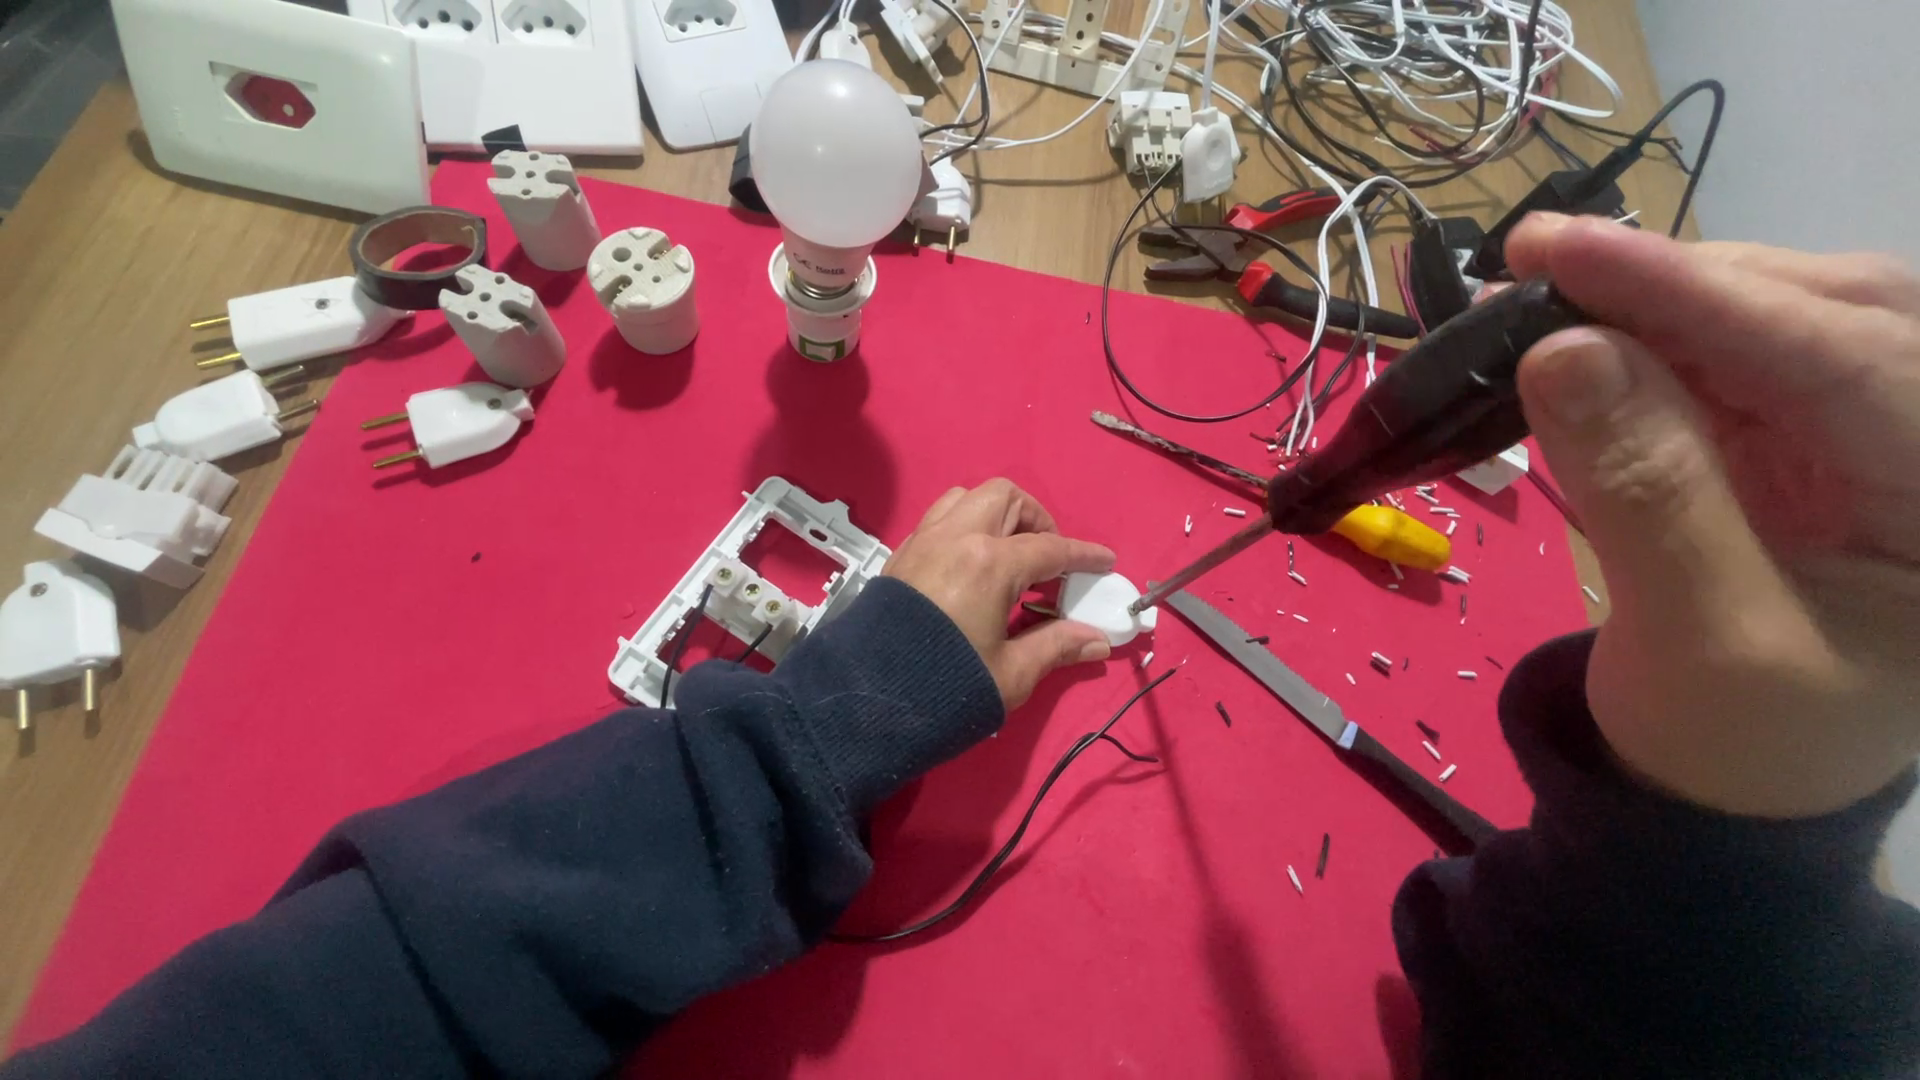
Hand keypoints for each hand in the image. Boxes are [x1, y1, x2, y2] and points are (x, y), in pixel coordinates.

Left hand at [884, 480, 1116, 708]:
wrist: (866, 703)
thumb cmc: (946, 686)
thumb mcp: (1010, 673)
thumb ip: (1056, 646)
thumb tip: (1097, 640)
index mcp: (990, 563)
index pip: (1051, 548)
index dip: (1083, 556)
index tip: (1104, 561)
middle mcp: (956, 538)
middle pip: (1006, 499)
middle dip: (1036, 519)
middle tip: (1049, 558)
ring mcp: (924, 541)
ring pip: (967, 499)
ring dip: (996, 515)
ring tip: (1010, 553)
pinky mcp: (901, 555)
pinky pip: (939, 519)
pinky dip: (964, 527)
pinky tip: (972, 566)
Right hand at [1506, 214, 1919, 817]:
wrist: (1723, 780)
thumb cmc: (1730, 734)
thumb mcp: (1698, 630)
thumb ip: (1643, 490)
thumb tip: (1560, 354)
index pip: (1846, 354)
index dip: (1691, 292)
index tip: (1556, 247)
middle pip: (1824, 311)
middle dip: (1669, 283)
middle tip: (1530, 268)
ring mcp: (1866, 439)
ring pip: (1765, 325)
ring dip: (1639, 307)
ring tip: (1527, 302)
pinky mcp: (1793, 446)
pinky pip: (1714, 369)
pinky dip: (1628, 350)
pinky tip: (1565, 345)